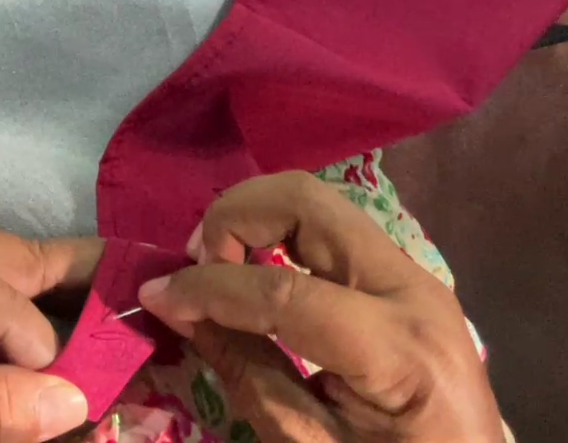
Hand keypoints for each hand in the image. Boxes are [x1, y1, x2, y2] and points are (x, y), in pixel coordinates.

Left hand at [0, 218, 99, 442]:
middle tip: (146, 309)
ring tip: (114, 316)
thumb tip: (76, 400)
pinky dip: (21, 307)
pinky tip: (53, 328)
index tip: (93, 403)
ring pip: (8, 267)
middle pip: (19, 262)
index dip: (54, 352)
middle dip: (81, 288)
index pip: (9, 303)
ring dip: (57, 298)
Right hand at [135, 172, 502, 441]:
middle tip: (198, 268)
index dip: (208, 287)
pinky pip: (323, 222)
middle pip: (304, 202)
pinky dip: (273, 227)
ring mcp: (410, 272)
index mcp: (401, 352)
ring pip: (311, 197)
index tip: (155, 294)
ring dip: (251, 215)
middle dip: (232, 219)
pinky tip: (252, 265)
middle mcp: (412, 288)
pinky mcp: (398, 271)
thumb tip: (172, 303)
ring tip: (218, 265)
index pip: (284, 289)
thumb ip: (244, 370)